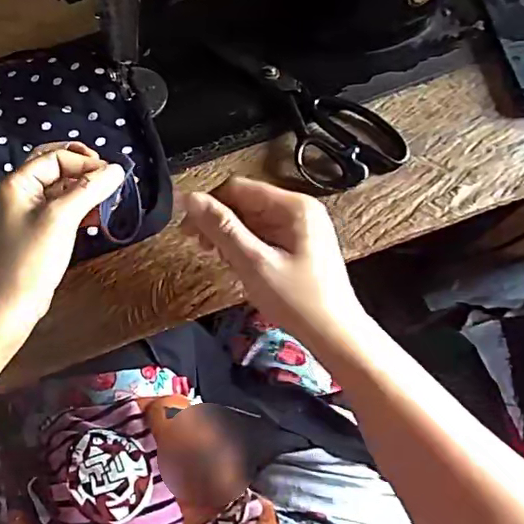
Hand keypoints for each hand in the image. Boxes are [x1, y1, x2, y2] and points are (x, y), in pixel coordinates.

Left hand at [0, 142, 125, 327]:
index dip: (84, 161)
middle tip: (108, 179)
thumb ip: (88, 189)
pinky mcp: (33, 231)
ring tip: (107, 199)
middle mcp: (17, 193)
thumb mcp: (62, 219)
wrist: (9, 305)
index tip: (112, 175)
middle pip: (54, 166)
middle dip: (83, 169)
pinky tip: (95, 218)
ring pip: (58, 188)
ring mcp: (24, 213)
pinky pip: (58, 208)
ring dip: (83, 189)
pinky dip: (78, 208)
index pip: (54, 156)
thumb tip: (116, 169)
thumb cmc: (30, 259)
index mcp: (16, 183)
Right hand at [181, 176, 372, 346]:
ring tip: (221, 258)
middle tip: (201, 246)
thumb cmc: (298, 301)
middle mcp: (299, 209)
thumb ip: (221, 227)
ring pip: (249, 217)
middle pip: (243, 201)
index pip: (237, 187)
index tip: (188, 229)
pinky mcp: (297, 242)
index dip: (208, 204)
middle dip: (218, 221)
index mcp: (294, 207)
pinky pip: (261, 232)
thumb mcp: (253, 263)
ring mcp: (300, 226)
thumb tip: (190, 199)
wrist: (335, 336)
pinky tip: (236, 262)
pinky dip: (243, 244)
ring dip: (228, 234)